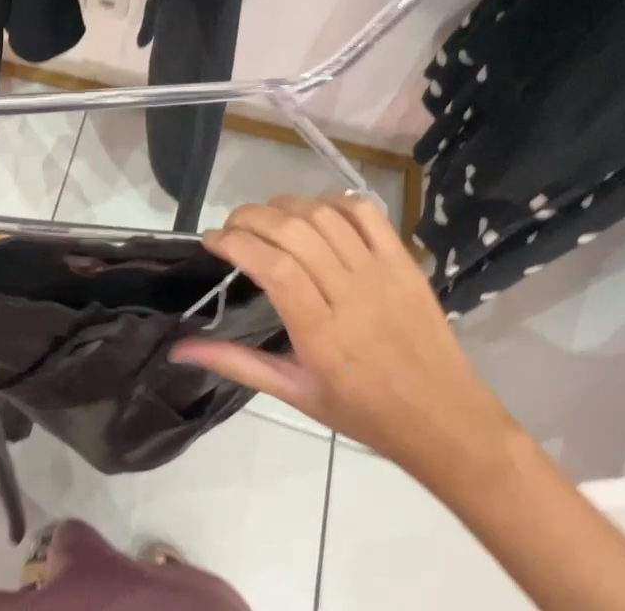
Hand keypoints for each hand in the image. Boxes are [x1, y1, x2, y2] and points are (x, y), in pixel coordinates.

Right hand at [171, 195, 518, 489]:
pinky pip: (367, 215)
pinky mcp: (405, 264)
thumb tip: (177, 349)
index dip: (235, 242)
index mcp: (321, 335)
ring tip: (266, 220)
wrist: (447, 422)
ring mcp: (382, 275)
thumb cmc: (364, 413)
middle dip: (250, 217)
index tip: (212, 242)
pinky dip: (333, 202)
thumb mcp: (295, 395)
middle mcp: (351, 296)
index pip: (273, 267)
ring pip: (325, 217)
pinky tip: (312, 213)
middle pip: (294, 232)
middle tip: (231, 229)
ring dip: (285, 206)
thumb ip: (235, 363)